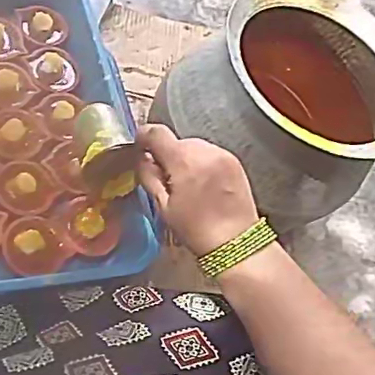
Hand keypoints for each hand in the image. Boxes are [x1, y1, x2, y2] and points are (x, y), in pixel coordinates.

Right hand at [136, 125, 262, 255]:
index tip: (139, 147)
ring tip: (184, 183)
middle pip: (176, 141)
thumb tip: (142, 158)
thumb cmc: (195, 229)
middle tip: (163, 177)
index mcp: (184, 161)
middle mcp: (205, 150)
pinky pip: (209, 154)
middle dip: (166, 154)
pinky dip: (200, 163)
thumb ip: (149, 176)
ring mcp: (222, 154)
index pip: (157, 133)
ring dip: (184, 158)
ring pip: (193, 146)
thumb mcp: (163, 206)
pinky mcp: (234, 161)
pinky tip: (200, 184)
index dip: (143, 136)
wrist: (236, 242)